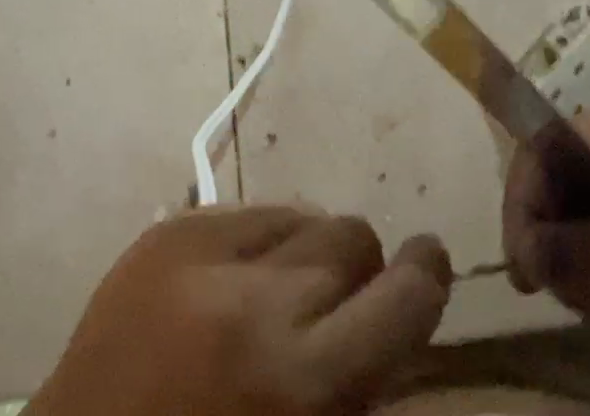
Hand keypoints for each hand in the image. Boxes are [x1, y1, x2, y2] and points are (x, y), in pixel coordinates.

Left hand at [30, 206, 452, 415]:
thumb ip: (363, 378)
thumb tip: (397, 313)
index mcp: (304, 379)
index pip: (405, 295)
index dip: (426, 275)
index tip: (426, 266)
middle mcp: (257, 301)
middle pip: (351, 236)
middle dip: (355, 270)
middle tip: (332, 305)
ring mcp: (201, 255)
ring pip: (301, 212)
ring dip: (304, 249)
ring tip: (278, 288)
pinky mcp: (163, 234)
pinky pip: (244, 210)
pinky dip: (256, 240)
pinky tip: (234, 277)